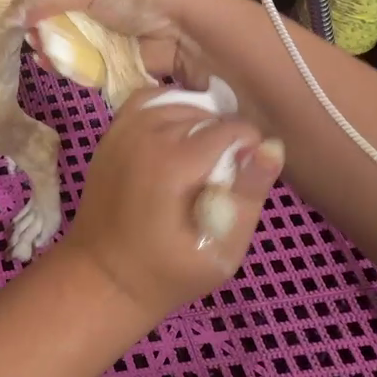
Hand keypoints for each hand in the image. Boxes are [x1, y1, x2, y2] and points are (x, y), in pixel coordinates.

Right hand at [19, 0, 215, 93]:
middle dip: (34, 13)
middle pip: (52, 0)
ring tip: (35, 46)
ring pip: (63, 31)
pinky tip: (48, 63)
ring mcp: (101, 22)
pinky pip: (79, 57)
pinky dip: (64, 61)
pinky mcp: (109, 52)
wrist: (190, 29)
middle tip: (18, 24)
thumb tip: (14, 14)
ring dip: (47, 39)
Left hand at [63, 83, 283, 322]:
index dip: (250, 144)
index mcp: (173, 162)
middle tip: (232, 166)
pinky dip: (166, 106)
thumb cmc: (168, 271)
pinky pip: (144, 102)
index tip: (253, 168)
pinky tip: (178, 131)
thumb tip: (272, 146)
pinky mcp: (110, 135)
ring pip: (173, 103)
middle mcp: (145, 136)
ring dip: (197, 118)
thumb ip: (249, 195)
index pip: (228, 128)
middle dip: (225, 132)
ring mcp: (122, 132)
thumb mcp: (222, 249)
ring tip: (209, 151)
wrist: (104, 274)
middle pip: (201, 114)